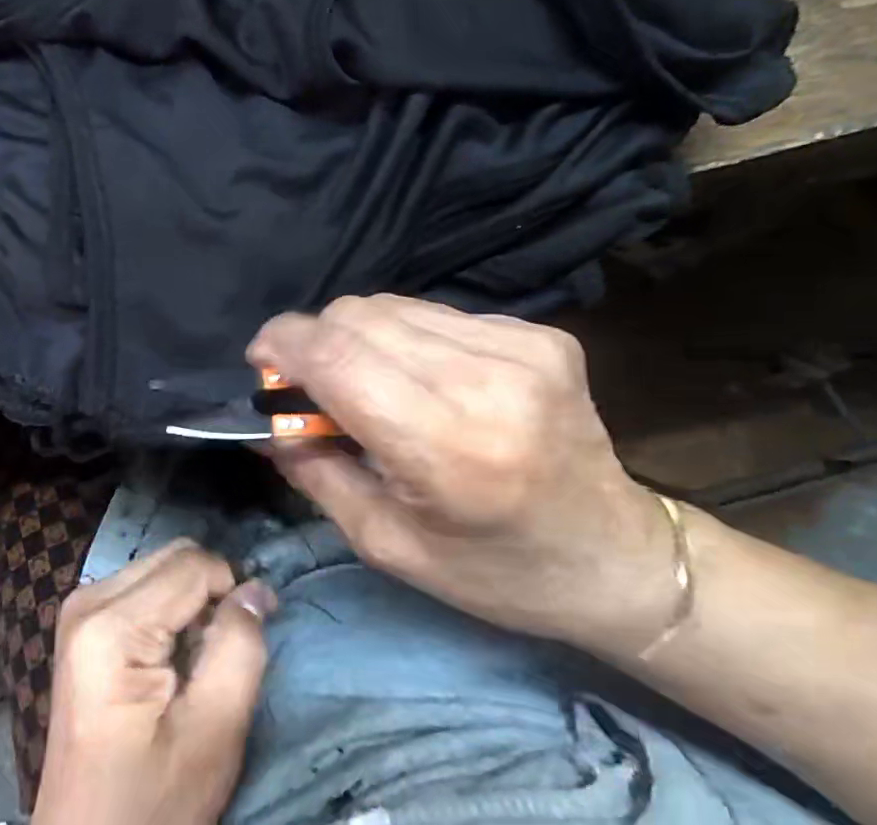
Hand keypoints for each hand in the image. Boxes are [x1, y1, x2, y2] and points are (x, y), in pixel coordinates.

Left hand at [32, 539, 275, 824]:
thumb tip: (257, 589)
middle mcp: (88, 601)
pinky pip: (144, 586)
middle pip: (176, 558)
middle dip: (210, 592)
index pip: (196, 565)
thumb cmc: (154, 799)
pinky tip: (170, 659)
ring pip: (162, 567)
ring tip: (194, 660)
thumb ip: (241, 647)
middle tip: (217, 651)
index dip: (233, 592)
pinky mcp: (82, 622)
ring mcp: (80, 609)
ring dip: (191, 602)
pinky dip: (170, 611)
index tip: (245, 638)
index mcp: (111, 626)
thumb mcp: (215, 730)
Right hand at [247, 294, 679, 653]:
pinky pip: (439, 314)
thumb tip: (266, 417)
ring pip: (395, 305)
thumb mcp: (386, 543)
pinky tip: (423, 379)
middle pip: (360, 316)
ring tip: (367, 383)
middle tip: (309, 384)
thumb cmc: (493, 572)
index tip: (260, 359)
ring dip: (360, 337)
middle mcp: (488, 380)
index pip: (338, 357)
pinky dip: (409, 339)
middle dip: (315, 340)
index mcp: (448, 448)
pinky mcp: (542, 333)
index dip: (284, 344)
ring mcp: (523, 347)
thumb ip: (315, 469)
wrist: (615, 557)